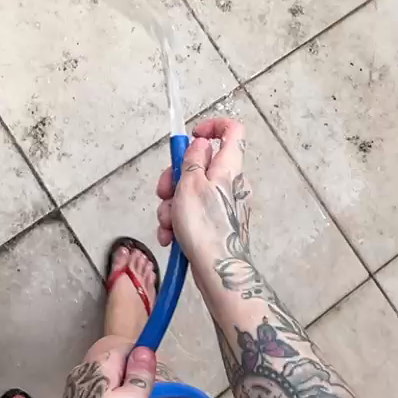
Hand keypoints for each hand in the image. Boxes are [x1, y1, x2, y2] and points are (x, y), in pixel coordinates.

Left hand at [32, 337, 157, 397]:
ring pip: (103, 384)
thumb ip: (139, 376)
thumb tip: (145, 349)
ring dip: (117, 395)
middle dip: (129, 379)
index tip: (149, 381)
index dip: (140, 359)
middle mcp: (82, 372)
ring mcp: (72, 392)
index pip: (124, 347)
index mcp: (99, 366)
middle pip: (112, 365)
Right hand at [154, 117, 250, 263]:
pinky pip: (193, 213)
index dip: (212, 126)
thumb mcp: (190, 184)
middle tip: (164, 192)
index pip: (233, 131)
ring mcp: (224, 204)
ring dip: (172, 205)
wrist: (218, 271)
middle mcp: (230, 183)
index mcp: (229, 167)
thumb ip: (193, 158)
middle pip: (200, 164)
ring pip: (191, 191)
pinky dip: (179, 221)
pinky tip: (170, 236)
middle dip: (175, 178)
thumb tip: (201, 143)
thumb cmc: (206, 227)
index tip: (192, 136)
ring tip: (168, 222)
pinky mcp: (216, 223)